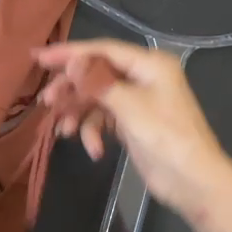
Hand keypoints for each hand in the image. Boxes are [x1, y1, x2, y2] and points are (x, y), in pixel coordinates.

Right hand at [36, 40, 231, 216]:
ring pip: (96, 98)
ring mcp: (136, 100)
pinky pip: (103, 119)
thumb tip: (71, 62)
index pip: (102, 50)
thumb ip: (97, 82)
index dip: (69, 53)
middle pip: (95, 74)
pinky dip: (94, 132)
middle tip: (46, 102)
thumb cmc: (166, 137)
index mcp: (149, 64)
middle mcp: (142, 76)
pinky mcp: (131, 122)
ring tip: (63, 131)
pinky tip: (94, 150)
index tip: (38, 58)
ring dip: (79, 114)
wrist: (192, 181)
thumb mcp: (129, 106)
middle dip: (71, 90)